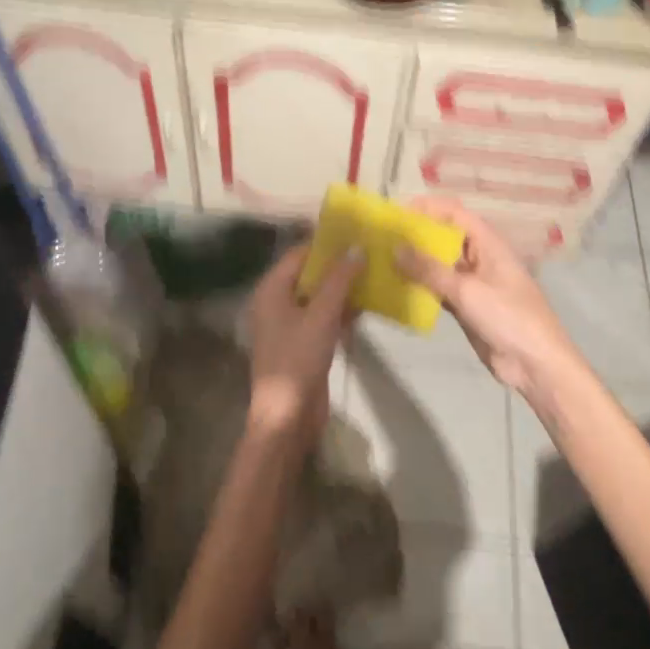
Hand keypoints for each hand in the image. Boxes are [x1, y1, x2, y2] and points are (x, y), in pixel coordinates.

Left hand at [245, 243, 362, 440]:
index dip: (327, 243)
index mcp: (272, 289)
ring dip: (345, 288)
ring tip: (377, 273)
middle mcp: (278, 302)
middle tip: (373, 251)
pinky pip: (325, 318)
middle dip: (340, 265)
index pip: (300, 254)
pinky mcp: (305, 343)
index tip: (358, 232)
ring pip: (320, 297)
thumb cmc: (298, 359)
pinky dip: (343, 311)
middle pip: (311, 274)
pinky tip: (369, 304)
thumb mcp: (321, 315)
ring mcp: (291, 324)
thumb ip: (339, 280)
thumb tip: (357, 247)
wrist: (288, 415)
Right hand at [395, 199, 582, 397]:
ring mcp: (472, 283)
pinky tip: (396, 287)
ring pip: (439, 264)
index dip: (427, 208)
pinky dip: (420, 286)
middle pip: (444, 237)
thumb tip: (395, 247)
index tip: (395, 214)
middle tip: (381, 238)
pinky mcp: (465, 306)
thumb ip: (430, 270)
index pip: (454, 213)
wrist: (535, 364)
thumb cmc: (508, 317)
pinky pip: (438, 289)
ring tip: (381, 260)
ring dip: (415, 262)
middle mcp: (479, 258)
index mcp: (488, 244)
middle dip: (416, 235)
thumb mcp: (467, 291)